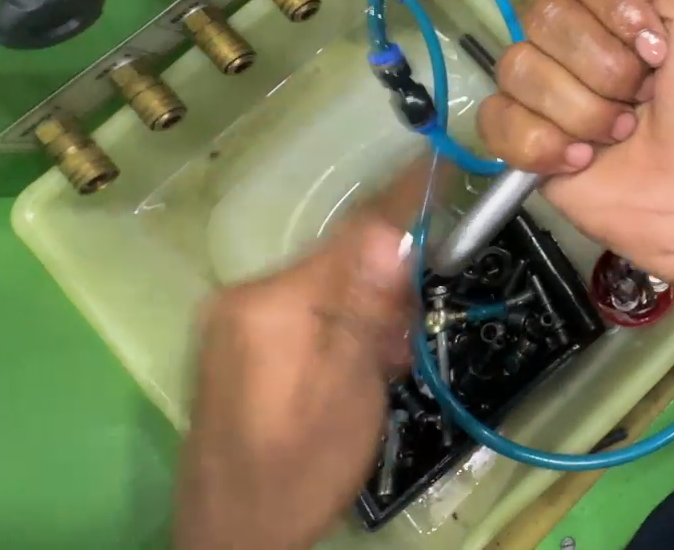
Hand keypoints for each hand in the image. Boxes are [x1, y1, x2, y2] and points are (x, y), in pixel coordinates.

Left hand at [174, 168, 423, 549]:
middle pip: (345, 257)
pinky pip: (312, 303)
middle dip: (388, 286)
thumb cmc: (299, 473)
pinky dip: (347, 322)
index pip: (356, 233)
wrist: (230, 547)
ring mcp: (239, 316)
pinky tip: (355, 365)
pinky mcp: (242, 336)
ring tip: (380, 365)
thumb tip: (394, 236)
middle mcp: (247, 295)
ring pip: (333, 281)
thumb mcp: (349, 392)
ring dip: (370, 310)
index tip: (443, 163)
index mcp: (272, 304)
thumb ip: (369, 309)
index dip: (405, 197)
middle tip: (401, 342)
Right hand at [478, 0, 673, 305]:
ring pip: (520, 68)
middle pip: (544, 17)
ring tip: (622, 136)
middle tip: (644, 99)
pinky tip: (582, 161)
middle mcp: (576, 42)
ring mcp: (547, 93)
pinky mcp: (525, 143)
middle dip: (605, 66)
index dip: (614, 8)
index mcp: (618, 9)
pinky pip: (497, 120)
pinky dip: (542, 143)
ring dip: (582, 109)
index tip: (659, 48)